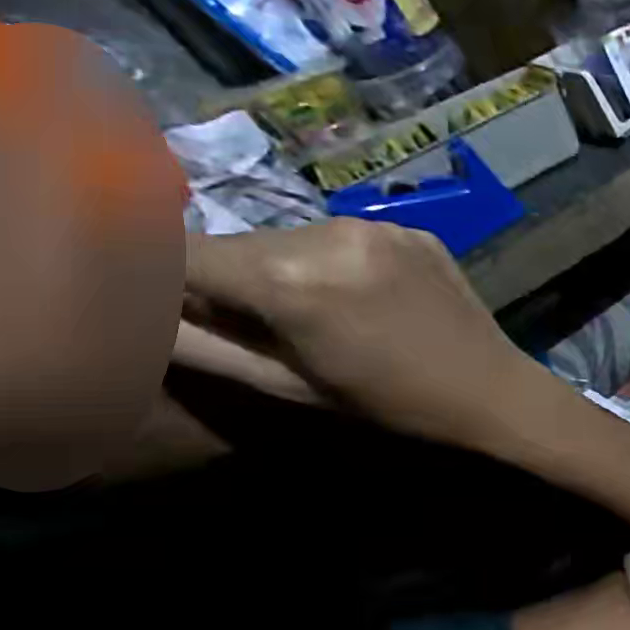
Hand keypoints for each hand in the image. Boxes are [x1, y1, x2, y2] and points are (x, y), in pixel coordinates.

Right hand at [173, 220, 539, 446]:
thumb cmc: (395, 402)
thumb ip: (201, 341)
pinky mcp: (414, 229)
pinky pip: (349, 237)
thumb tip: (134, 306)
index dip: (164, 279)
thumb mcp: (289, 384)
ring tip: (329, 314)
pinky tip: (373, 298)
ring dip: (288, 267)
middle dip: (234, 278)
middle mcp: (329, 234)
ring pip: (293, 237)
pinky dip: (341, 262)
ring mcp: (379, 227)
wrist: (495, 390)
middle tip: (266, 324)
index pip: (178, 252)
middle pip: (241, 244)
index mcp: (289, 279)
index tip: (181, 307)